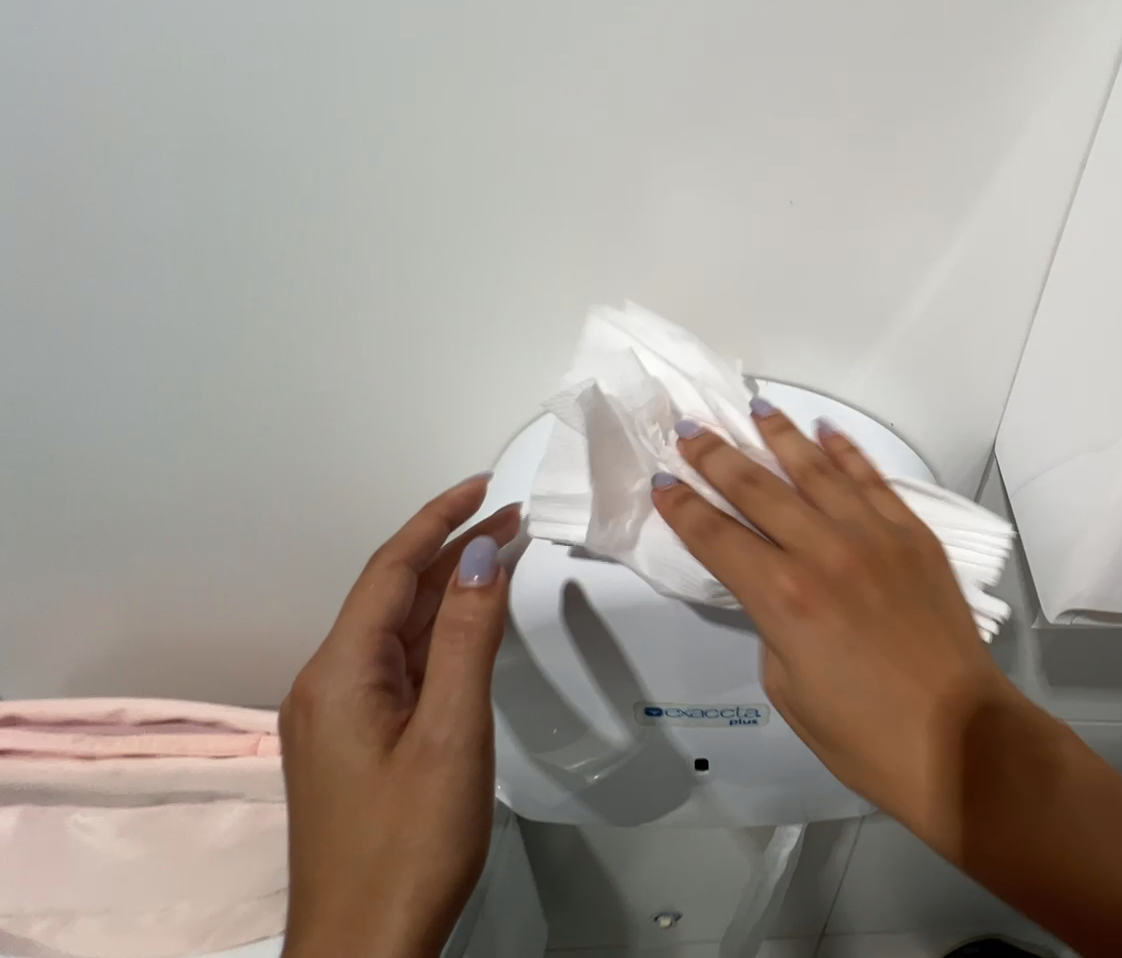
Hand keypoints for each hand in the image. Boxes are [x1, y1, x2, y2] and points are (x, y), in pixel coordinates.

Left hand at [280, 476, 521, 957]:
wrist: (367, 943)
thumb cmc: (412, 838)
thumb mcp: (451, 728)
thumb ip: (465, 636)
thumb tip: (481, 554)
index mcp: (341, 674)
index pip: (390, 571)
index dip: (437, 520)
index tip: (486, 485)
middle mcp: (331, 683)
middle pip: (393, 593)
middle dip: (451, 546)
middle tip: (514, 514)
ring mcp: (344, 712)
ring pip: (399, 625)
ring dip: (450, 584)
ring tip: (503, 550)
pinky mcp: (362, 735)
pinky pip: (403, 658)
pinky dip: (442, 625)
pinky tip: (471, 619)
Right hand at [652, 402, 1031, 853]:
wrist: (957, 735)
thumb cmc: (862, 734)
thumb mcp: (787, 687)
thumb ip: (773, 622)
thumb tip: (774, 585)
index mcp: (783, 597)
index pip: (717, 538)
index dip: (682, 507)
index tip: (660, 479)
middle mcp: (825, 551)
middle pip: (759, 490)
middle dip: (718, 458)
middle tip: (689, 430)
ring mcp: (876, 535)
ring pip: (817, 471)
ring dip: (781, 437)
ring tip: (754, 409)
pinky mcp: (915, 534)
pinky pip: (874, 481)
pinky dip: (848, 452)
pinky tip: (826, 432)